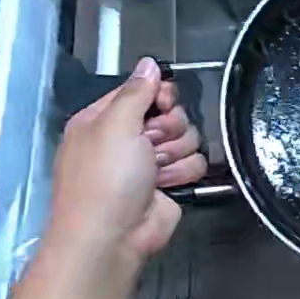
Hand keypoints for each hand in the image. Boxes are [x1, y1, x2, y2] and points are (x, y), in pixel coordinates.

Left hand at [45, 57, 209, 276]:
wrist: (112, 235)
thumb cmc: (104, 178)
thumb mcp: (114, 125)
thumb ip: (136, 92)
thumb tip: (149, 63)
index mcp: (105, 119)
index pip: (146, 90)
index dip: (160, 96)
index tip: (163, 106)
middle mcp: (129, 137)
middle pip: (173, 114)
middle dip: (169, 130)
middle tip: (151, 146)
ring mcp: (151, 160)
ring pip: (188, 138)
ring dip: (176, 154)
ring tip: (155, 171)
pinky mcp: (171, 181)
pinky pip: (195, 163)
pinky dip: (183, 173)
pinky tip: (166, 185)